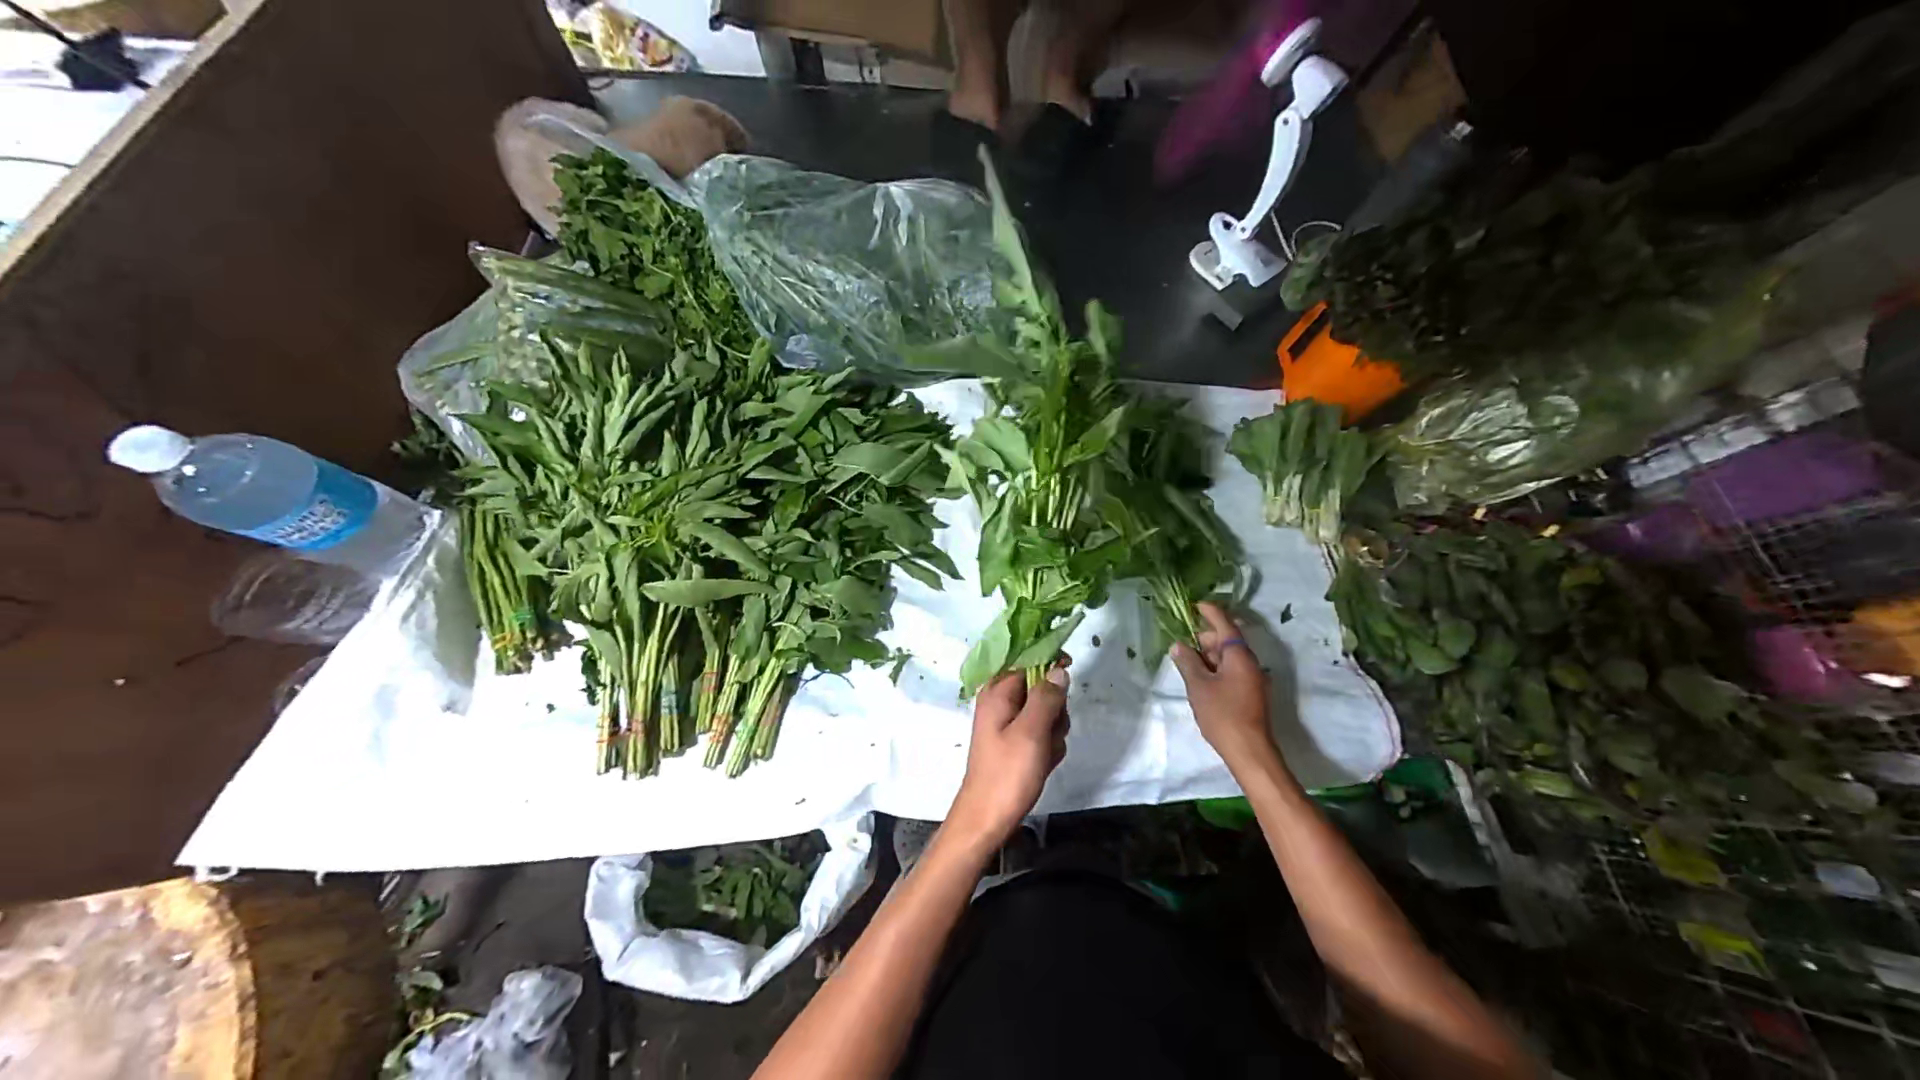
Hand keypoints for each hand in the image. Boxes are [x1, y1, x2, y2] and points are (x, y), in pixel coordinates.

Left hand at [946, 659, 1070, 848]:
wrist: (988, 819)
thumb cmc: (1007, 774)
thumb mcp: (1031, 732)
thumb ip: (1046, 697)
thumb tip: (1059, 669)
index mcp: (997, 691)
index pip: (1027, 659)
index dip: (1050, 662)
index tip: (1070, 669)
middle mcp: (1001, 701)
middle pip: (1042, 687)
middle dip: (1055, 708)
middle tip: (1049, 731)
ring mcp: (1009, 723)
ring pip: (1047, 712)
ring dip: (1054, 731)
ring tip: (1044, 753)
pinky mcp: (1016, 742)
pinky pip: (1043, 733)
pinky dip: (1048, 746)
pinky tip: (1043, 763)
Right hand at [1170, 603, 1278, 770]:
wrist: (1249, 751)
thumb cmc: (1223, 714)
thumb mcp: (1198, 686)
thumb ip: (1187, 662)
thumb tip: (1178, 645)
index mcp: (1239, 655)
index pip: (1225, 624)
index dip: (1210, 612)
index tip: (1196, 604)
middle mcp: (1250, 663)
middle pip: (1226, 640)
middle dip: (1204, 638)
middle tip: (1182, 644)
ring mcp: (1253, 679)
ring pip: (1228, 657)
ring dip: (1208, 656)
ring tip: (1187, 663)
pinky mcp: (1250, 693)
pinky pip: (1232, 671)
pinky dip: (1216, 669)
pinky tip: (1200, 680)